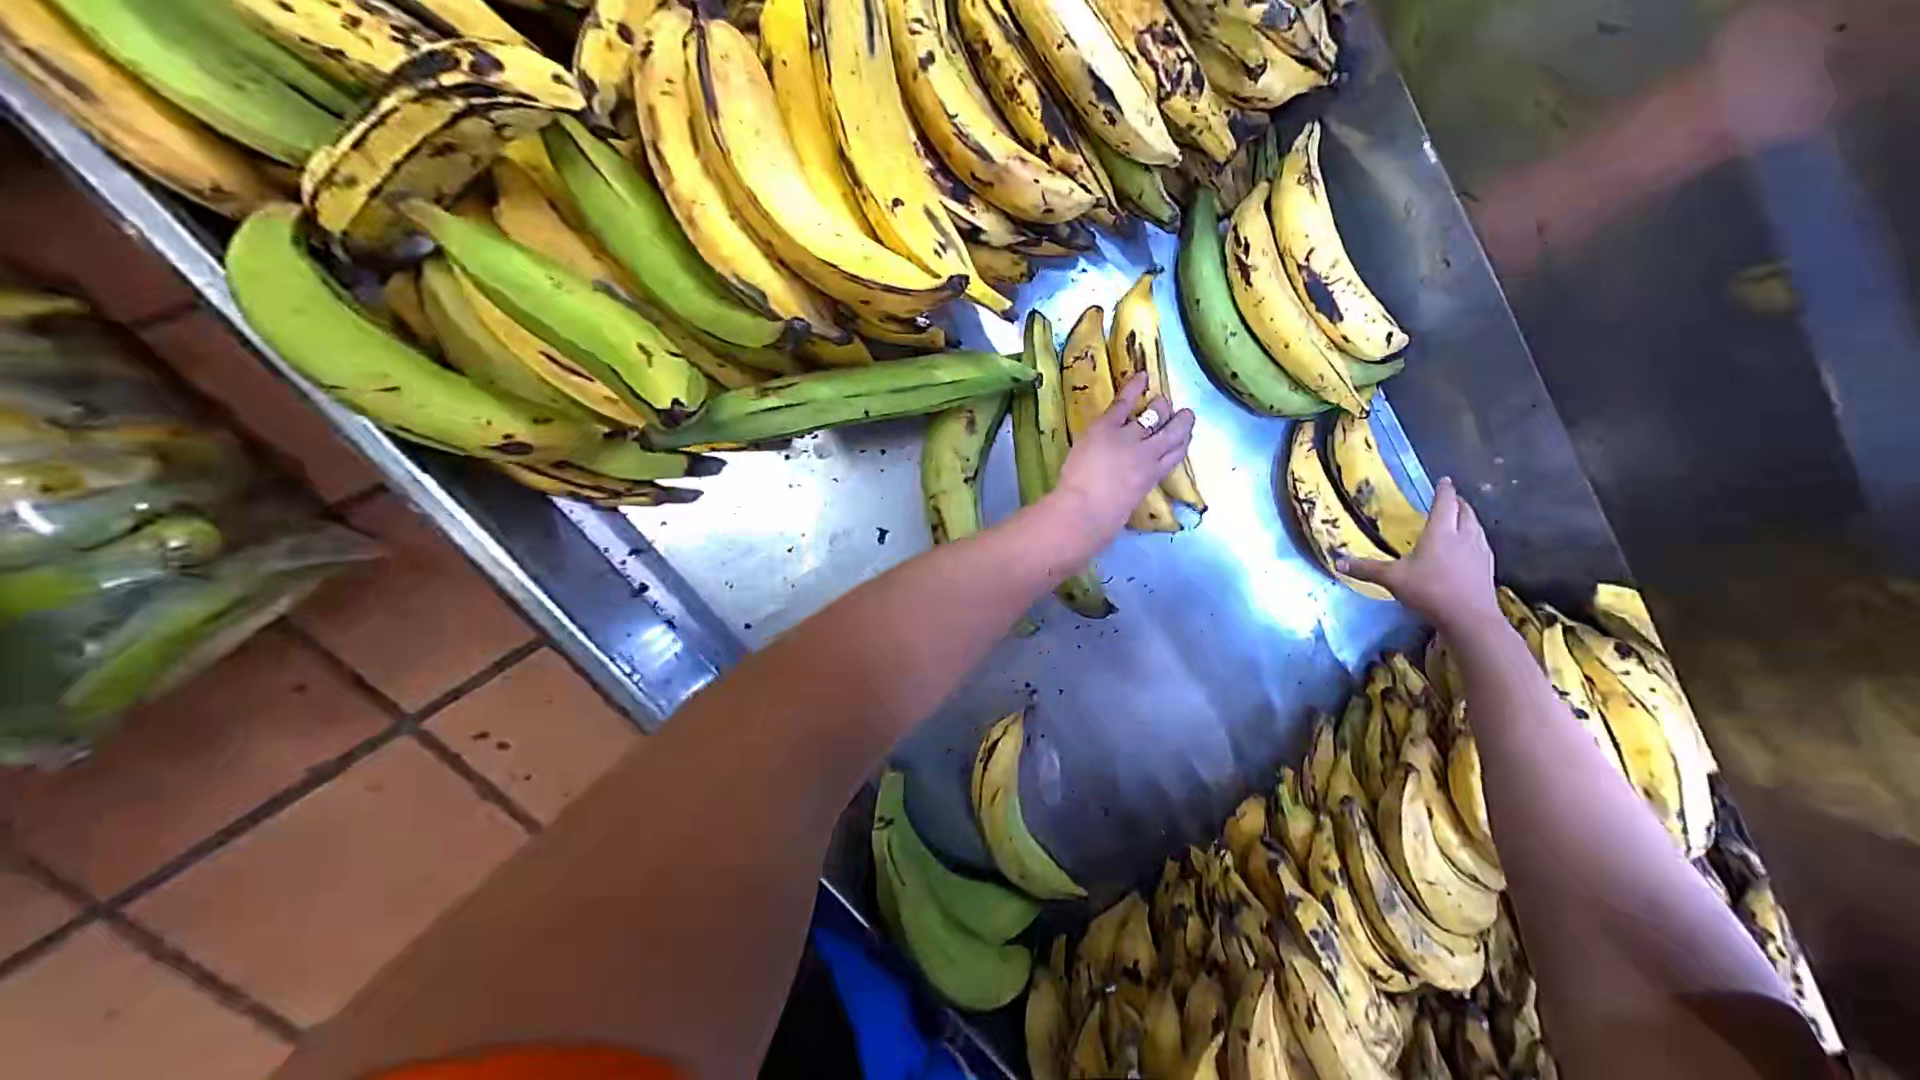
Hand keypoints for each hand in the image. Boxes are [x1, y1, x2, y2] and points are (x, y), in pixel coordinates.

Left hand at [1049, 374, 1193, 540]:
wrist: (1086, 509)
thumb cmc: (1102, 520)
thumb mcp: (1126, 507)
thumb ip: (1130, 492)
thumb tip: (1124, 492)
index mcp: (1153, 477)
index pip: (1177, 455)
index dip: (1182, 443)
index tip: (1184, 437)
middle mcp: (1149, 454)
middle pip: (1173, 432)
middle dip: (1180, 421)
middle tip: (1183, 414)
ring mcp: (1130, 438)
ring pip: (1155, 415)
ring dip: (1161, 407)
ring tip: (1163, 400)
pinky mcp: (1108, 427)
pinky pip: (1123, 402)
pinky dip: (1133, 388)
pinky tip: (1140, 376)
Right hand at [1340, 478, 1500, 630]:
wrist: (1469, 617)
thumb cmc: (1429, 591)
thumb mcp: (1392, 579)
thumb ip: (1366, 569)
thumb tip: (1338, 562)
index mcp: (1440, 532)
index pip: (1444, 503)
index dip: (1444, 490)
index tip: (1444, 480)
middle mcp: (1463, 536)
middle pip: (1465, 511)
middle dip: (1458, 502)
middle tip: (1451, 498)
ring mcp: (1479, 551)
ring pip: (1476, 525)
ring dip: (1468, 517)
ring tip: (1461, 517)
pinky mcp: (1488, 566)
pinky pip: (1481, 542)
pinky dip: (1474, 535)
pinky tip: (1469, 545)